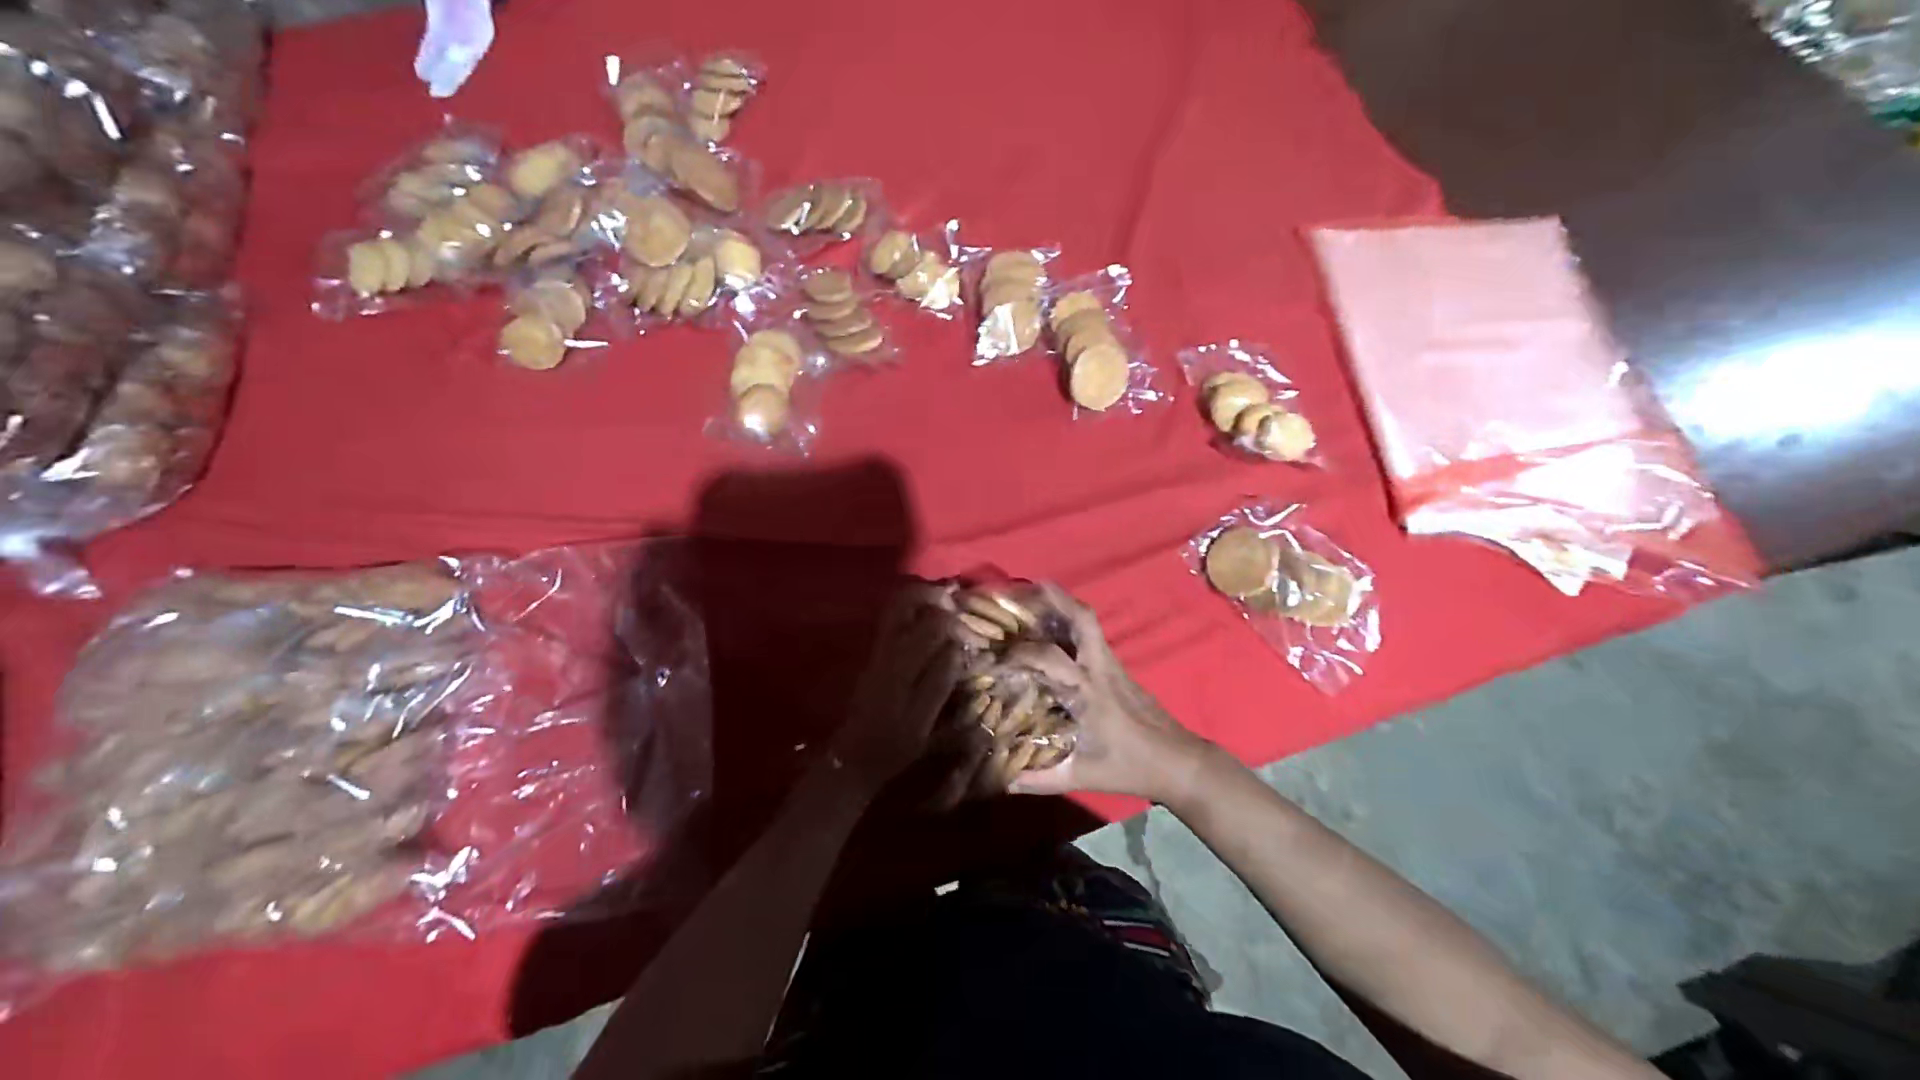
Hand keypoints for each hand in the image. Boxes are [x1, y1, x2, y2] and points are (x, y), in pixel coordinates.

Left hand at [831, 585, 964, 787]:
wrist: (853, 757)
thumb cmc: (892, 745)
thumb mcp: (922, 722)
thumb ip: (939, 684)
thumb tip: (957, 648)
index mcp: (900, 665)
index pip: (932, 625)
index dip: (956, 624)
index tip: (974, 636)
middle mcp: (886, 648)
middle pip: (905, 601)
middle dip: (934, 594)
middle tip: (957, 603)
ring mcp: (877, 648)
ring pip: (897, 606)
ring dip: (923, 599)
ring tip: (948, 607)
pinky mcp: (875, 653)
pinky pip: (895, 619)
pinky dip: (915, 611)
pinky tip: (931, 622)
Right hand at [1001, 585, 1215, 803]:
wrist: (1179, 761)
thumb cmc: (1130, 768)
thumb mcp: (1082, 777)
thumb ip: (1040, 779)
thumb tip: (1002, 780)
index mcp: (1088, 692)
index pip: (1048, 658)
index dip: (1017, 653)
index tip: (992, 658)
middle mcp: (1100, 668)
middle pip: (1081, 618)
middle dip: (1052, 598)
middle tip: (1022, 591)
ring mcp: (1112, 663)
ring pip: (1088, 620)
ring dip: (1062, 604)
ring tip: (1034, 596)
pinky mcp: (1118, 666)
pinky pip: (1091, 635)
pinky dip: (1070, 623)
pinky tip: (1052, 630)